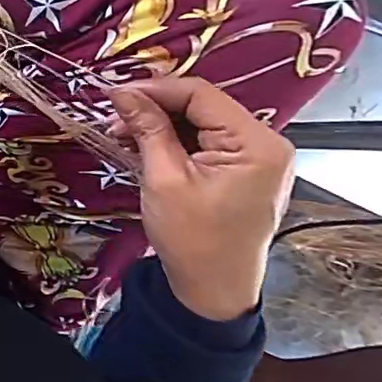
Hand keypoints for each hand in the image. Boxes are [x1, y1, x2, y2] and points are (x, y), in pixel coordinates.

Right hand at [108, 77, 294, 319]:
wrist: (212, 292)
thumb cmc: (192, 241)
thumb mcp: (164, 179)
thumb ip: (148, 128)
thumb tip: (123, 92)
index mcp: (257, 144)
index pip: (201, 94)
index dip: (154, 89)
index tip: (115, 94)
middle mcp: (267, 142)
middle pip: (202, 105)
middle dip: (155, 108)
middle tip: (114, 116)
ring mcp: (259, 156)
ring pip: (201, 121)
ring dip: (161, 124)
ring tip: (123, 133)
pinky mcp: (246, 169)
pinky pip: (207, 140)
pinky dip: (175, 140)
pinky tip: (145, 145)